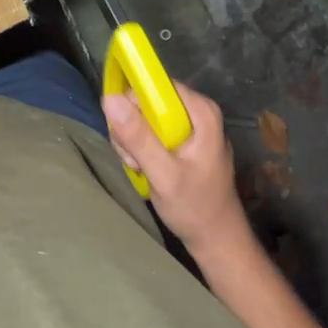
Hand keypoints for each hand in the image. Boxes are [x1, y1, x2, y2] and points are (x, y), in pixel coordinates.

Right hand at [104, 82, 248, 255]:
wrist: (217, 240)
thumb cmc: (195, 208)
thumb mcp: (163, 175)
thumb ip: (138, 138)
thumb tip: (110, 98)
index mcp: (200, 111)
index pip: (154, 86)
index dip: (134, 105)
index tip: (127, 136)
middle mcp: (196, 110)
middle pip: (147, 101)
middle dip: (132, 129)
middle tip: (134, 160)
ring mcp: (189, 125)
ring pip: (144, 116)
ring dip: (133, 143)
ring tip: (141, 169)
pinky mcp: (182, 138)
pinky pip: (151, 129)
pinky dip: (141, 149)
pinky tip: (145, 170)